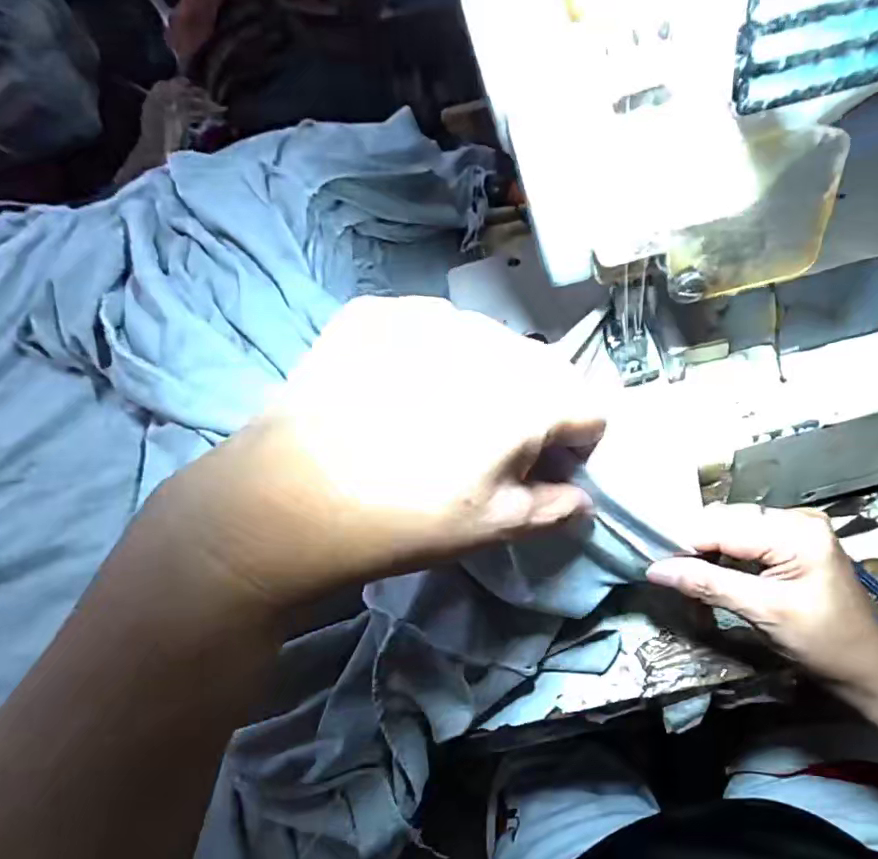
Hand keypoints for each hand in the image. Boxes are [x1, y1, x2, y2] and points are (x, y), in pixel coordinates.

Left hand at [140, 296, 605, 615]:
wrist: (286, 500)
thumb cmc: (408, 521)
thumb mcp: (494, 527)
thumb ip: (554, 509)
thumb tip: (580, 499)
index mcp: (532, 396)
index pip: (591, 408)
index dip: (577, 444)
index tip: (547, 469)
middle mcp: (492, 341)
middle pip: (547, 369)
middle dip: (540, 406)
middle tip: (498, 447)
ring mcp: (431, 316)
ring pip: (494, 342)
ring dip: (492, 375)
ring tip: (446, 416)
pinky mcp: (379, 311)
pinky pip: (436, 326)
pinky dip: (439, 354)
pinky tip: (405, 390)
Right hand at [647, 504, 877, 690]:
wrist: (865, 663)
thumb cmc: (823, 642)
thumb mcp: (764, 613)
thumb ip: (710, 585)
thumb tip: (657, 569)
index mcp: (797, 531)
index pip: (724, 526)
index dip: (685, 542)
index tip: (652, 562)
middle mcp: (796, 519)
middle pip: (727, 522)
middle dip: (695, 547)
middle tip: (666, 575)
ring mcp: (797, 529)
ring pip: (733, 530)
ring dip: (707, 554)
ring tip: (685, 579)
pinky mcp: (793, 544)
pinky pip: (747, 541)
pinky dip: (725, 559)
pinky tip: (711, 577)